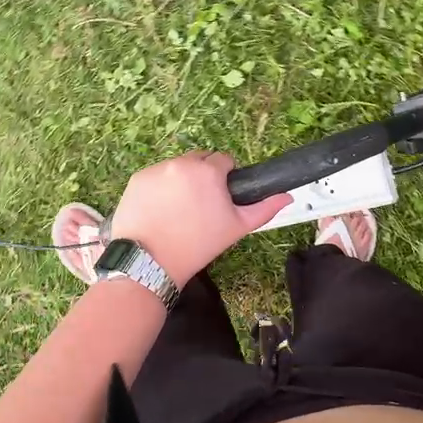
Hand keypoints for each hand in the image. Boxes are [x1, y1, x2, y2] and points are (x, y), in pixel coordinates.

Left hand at [106, 152, 289, 285]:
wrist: (150, 263)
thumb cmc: (198, 246)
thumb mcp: (236, 228)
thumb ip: (263, 208)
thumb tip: (286, 196)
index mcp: (208, 171)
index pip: (223, 160)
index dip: (225, 179)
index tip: (219, 199)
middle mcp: (181, 163)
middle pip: (199, 160)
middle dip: (203, 176)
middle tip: (201, 206)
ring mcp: (156, 169)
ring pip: (177, 168)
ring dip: (181, 181)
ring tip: (178, 211)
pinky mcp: (137, 178)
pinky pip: (155, 177)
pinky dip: (159, 189)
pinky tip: (159, 212)